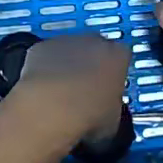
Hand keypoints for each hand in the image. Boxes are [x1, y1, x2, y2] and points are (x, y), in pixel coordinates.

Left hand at [5, 33, 130, 147]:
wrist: (51, 109)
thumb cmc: (90, 117)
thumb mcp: (114, 121)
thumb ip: (113, 107)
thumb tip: (106, 114)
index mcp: (117, 55)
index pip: (122, 55)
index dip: (115, 72)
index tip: (110, 88)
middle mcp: (93, 41)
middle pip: (95, 47)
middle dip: (91, 64)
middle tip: (85, 90)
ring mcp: (64, 41)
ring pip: (68, 50)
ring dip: (67, 65)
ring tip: (61, 94)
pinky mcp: (40, 47)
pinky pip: (46, 56)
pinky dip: (45, 69)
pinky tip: (43, 90)